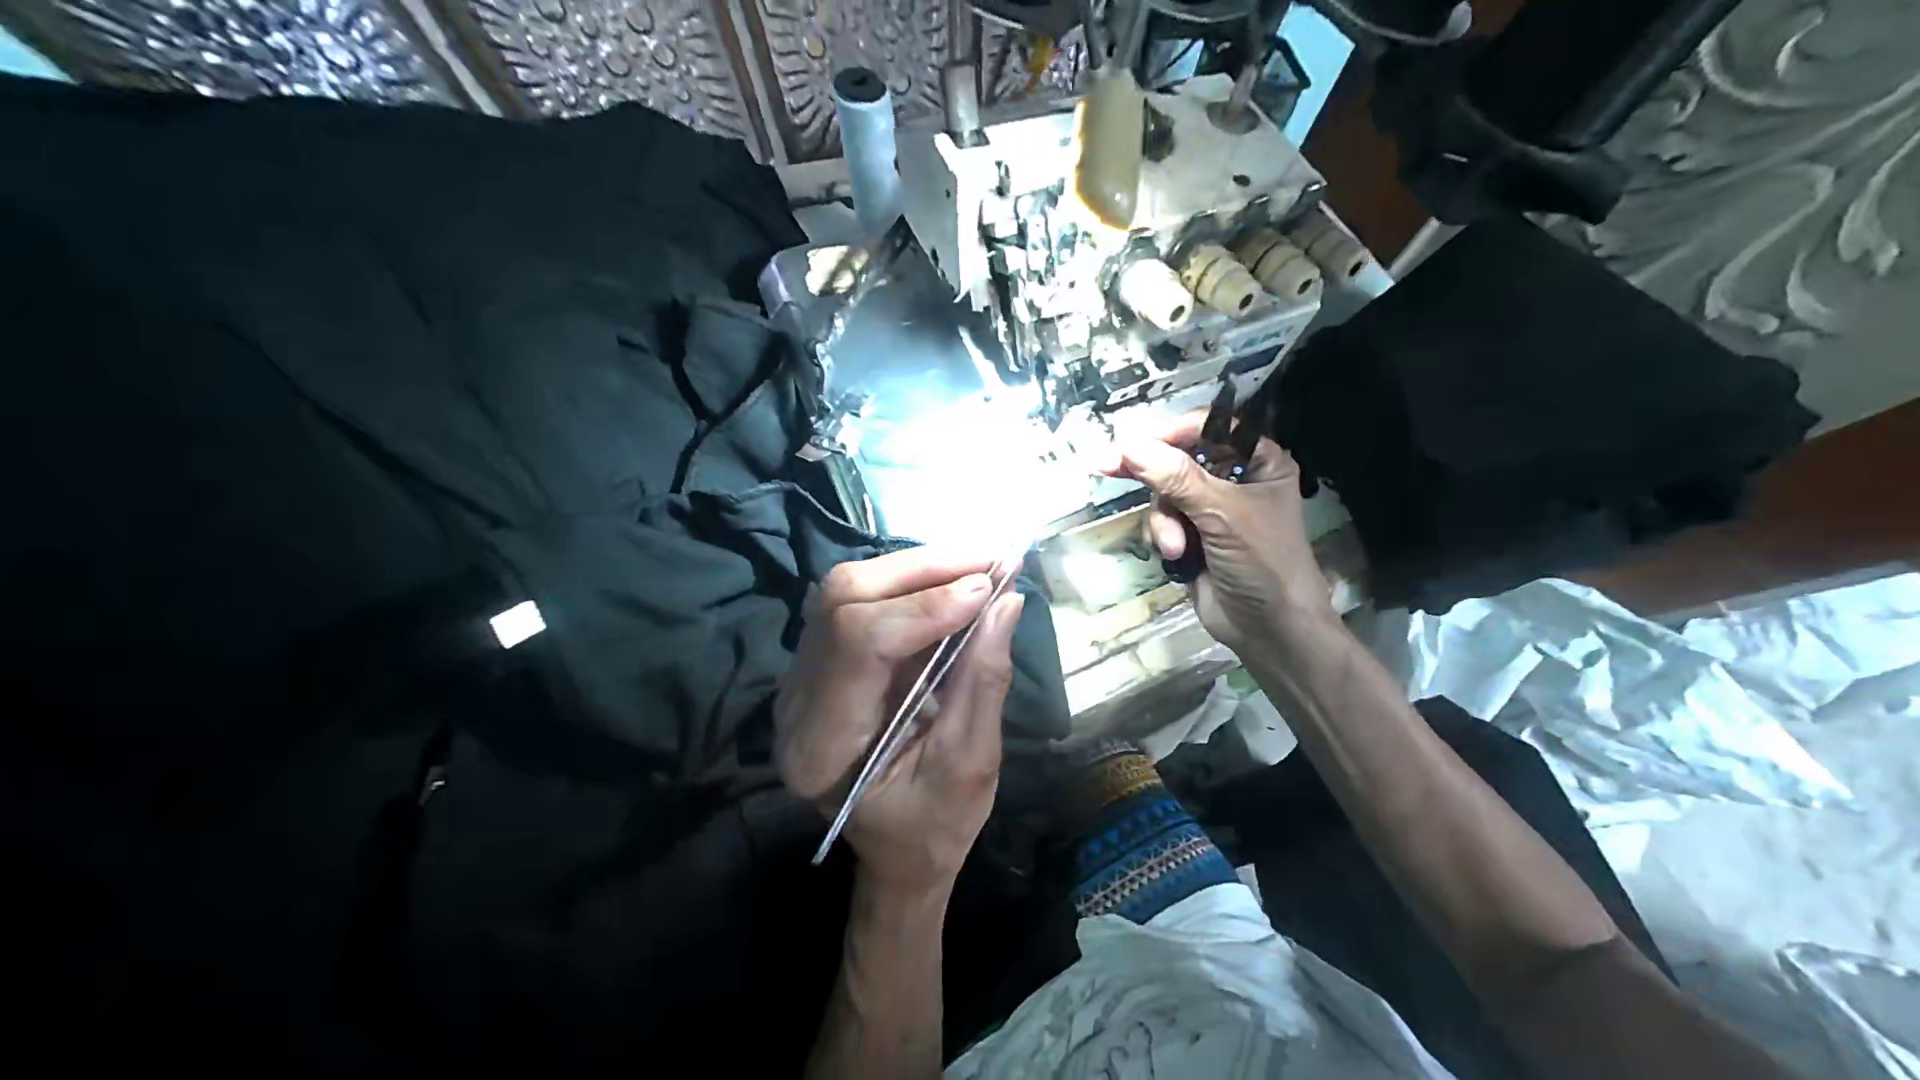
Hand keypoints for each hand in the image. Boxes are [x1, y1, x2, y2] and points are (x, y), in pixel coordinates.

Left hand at [776, 547, 1025, 892]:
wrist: (898, 849)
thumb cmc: (934, 828)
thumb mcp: (970, 765)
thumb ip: (983, 681)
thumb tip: (1006, 599)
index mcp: (821, 746)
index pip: (858, 643)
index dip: (924, 607)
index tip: (989, 590)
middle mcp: (795, 699)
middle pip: (844, 598)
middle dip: (923, 571)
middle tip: (991, 564)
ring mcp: (800, 674)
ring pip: (847, 587)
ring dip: (918, 568)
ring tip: (978, 567)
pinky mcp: (821, 659)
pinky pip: (858, 599)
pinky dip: (911, 582)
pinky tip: (951, 583)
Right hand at [1105, 411, 1332, 650]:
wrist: (1270, 630)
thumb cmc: (1263, 563)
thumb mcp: (1221, 513)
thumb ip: (1175, 478)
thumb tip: (1127, 446)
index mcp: (1258, 460)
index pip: (1210, 428)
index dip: (1173, 433)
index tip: (1138, 446)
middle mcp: (1233, 479)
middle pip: (1178, 459)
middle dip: (1156, 479)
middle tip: (1109, 467)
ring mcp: (1209, 509)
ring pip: (1164, 494)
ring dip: (1163, 520)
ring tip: (1175, 548)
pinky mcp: (1190, 536)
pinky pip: (1160, 521)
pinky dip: (1161, 537)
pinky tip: (1174, 557)